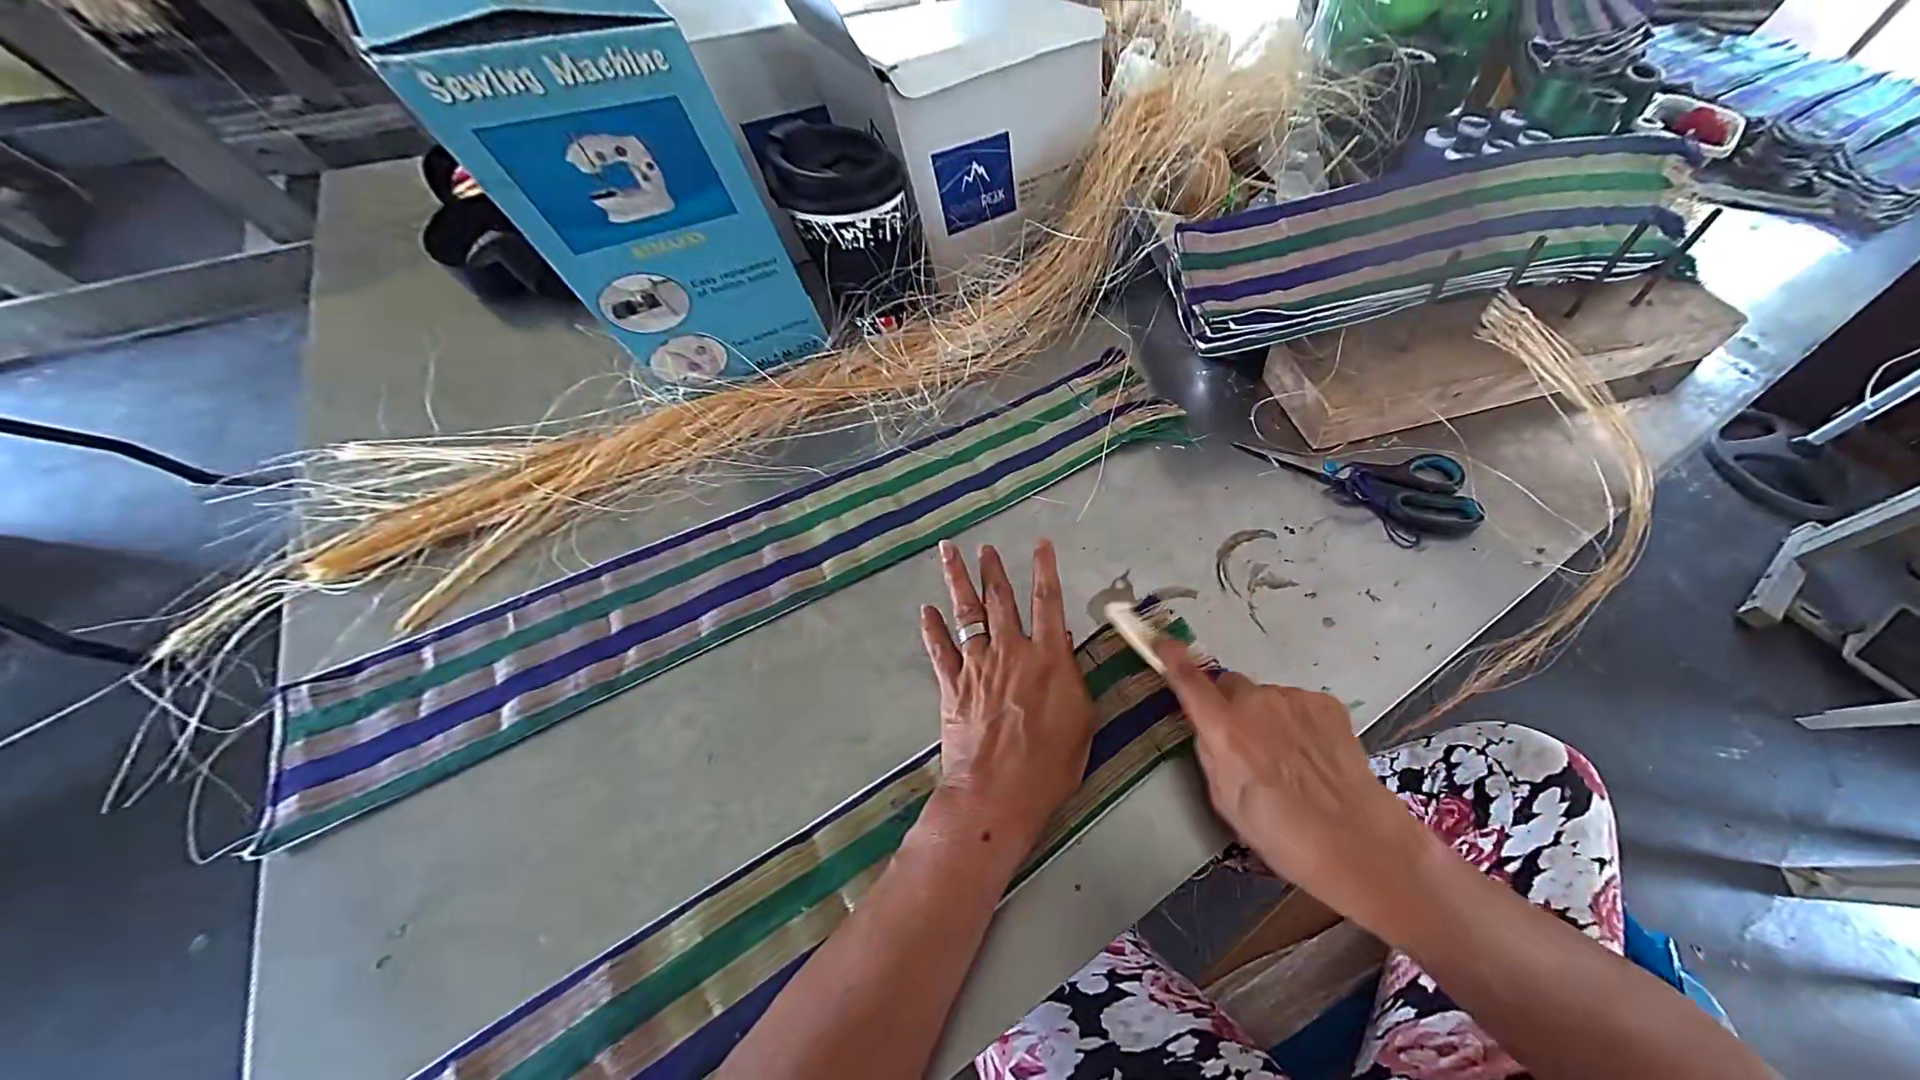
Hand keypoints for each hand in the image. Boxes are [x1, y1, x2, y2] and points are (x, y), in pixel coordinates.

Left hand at [917, 539, 1094, 857]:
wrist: (999, 791)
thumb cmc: (1051, 762)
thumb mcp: (1080, 718)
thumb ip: (1071, 674)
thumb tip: (1062, 637)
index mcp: (1047, 657)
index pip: (1047, 601)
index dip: (1045, 569)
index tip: (1041, 544)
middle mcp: (1010, 651)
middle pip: (1000, 600)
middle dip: (992, 569)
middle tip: (984, 546)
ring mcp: (977, 665)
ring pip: (966, 613)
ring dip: (958, 581)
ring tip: (949, 554)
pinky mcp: (951, 685)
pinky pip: (939, 649)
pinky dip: (931, 627)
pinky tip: (925, 609)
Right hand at [1153, 639, 1434, 928]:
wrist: (1362, 846)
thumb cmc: (1283, 835)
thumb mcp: (1226, 801)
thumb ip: (1211, 755)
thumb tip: (1208, 731)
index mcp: (1224, 728)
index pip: (1189, 681)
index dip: (1172, 658)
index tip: (1161, 641)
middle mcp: (1255, 702)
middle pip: (1228, 686)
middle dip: (1227, 706)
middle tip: (1242, 744)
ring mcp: (1294, 699)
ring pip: (1263, 697)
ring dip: (1264, 716)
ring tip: (1286, 760)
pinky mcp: (1326, 703)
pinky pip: (1295, 703)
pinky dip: (1295, 721)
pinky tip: (1310, 756)